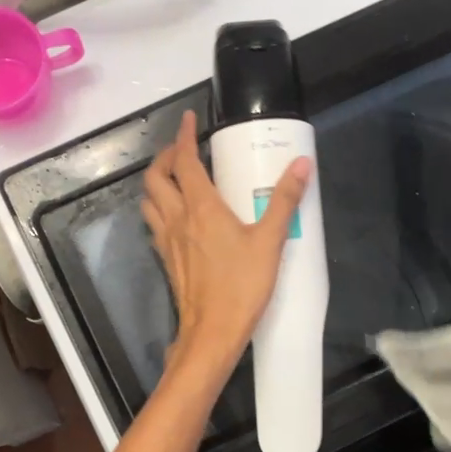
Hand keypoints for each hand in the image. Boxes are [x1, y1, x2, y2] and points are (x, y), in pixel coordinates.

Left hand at [142, 111, 311, 380]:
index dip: (184, 136)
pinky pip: (154, 225)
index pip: (185, 161)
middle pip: (156, 178)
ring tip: (176, 178)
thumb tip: (301, 164)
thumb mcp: (270, 242)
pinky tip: (178, 217)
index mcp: (201, 207)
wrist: (211, 332)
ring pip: (149, 201)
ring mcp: (168, 241)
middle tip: (183, 149)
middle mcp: (177, 218)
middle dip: (166, 157)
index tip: (188, 119)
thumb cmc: (241, 286)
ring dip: (158, 183)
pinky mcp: (168, 260)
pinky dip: (160, 210)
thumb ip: (284, 201)